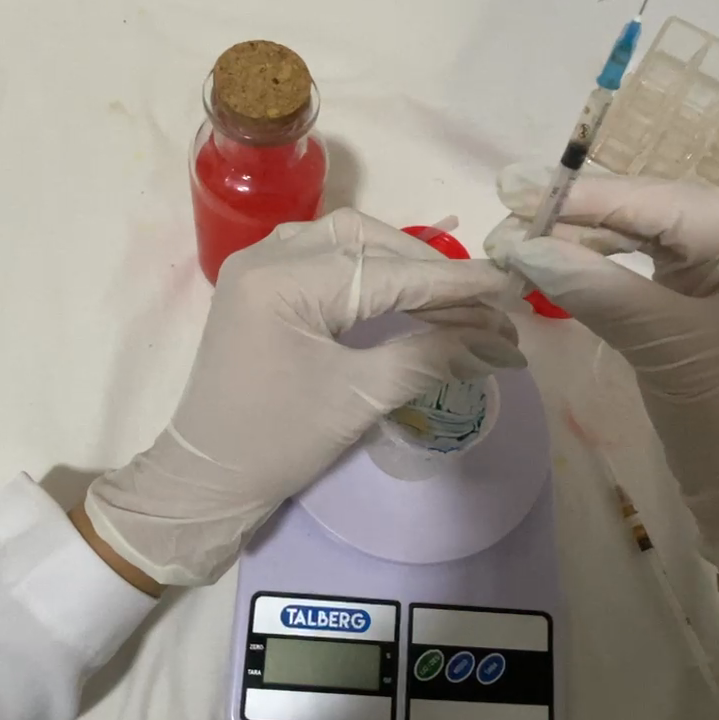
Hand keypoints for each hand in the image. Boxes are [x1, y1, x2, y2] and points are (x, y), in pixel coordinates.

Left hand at [87, 209, 522, 586]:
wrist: (209, 477)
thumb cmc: (277, 443)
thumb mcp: (359, 398)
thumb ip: (430, 357)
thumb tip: (499, 342)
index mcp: (282, 282)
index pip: (388, 272)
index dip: (454, 282)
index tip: (509, 286)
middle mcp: (266, 256)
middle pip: (368, 242)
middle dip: (429, 270)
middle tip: (481, 304)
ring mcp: (258, 266)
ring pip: (348, 242)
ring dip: (402, 265)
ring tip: (450, 299)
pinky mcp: (262, 285)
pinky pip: (326, 258)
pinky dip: (370, 271)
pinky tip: (401, 291)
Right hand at [489, 166, 718, 602]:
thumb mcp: (663, 348)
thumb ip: (594, 288)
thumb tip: (521, 248)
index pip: (668, 203)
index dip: (589, 197)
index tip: (519, 191)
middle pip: (658, 214)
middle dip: (581, 218)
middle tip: (510, 220)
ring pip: (650, 242)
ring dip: (586, 242)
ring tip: (523, 242)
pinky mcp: (709, 308)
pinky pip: (650, 275)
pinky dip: (604, 271)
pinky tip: (561, 264)